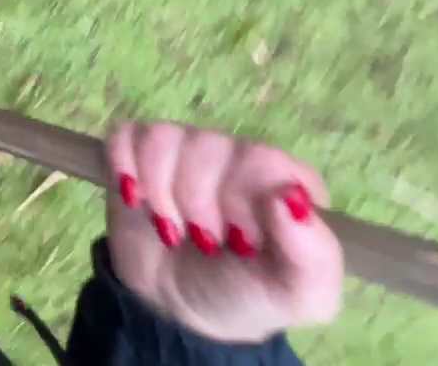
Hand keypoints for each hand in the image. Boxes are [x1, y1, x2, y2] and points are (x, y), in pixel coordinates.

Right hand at [105, 121, 343, 343]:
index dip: (242, 200)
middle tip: (203, 241)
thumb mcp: (298, 296)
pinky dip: (124, 166)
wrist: (176, 303)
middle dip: (195, 200)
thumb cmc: (244, 295)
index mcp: (282, 180)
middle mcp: (233, 154)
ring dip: (158, 190)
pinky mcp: (134, 148)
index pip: (263, 159)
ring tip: (168, 227)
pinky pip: (124, 134)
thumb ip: (314, 254)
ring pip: (163, 137)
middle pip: (207, 144)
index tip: (240, 243)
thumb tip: (288, 196)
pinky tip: (135, 199)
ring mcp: (181, 147)